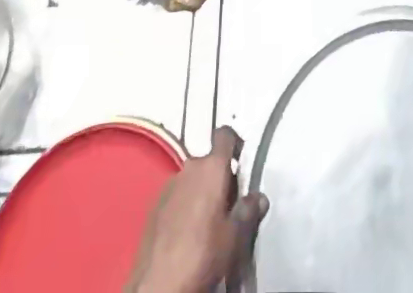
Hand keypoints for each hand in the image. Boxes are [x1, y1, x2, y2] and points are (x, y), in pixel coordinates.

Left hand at [128, 126, 267, 292]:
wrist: (157, 287)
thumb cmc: (202, 254)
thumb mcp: (235, 236)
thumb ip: (249, 211)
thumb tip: (258, 198)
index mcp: (211, 168)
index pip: (225, 135)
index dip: (236, 143)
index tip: (243, 163)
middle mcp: (188, 169)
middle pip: (210, 162)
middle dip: (222, 178)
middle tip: (231, 205)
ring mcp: (168, 187)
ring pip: (193, 179)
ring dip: (203, 192)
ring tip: (210, 223)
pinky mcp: (154, 207)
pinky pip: (178, 195)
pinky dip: (186, 205)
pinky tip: (190, 233)